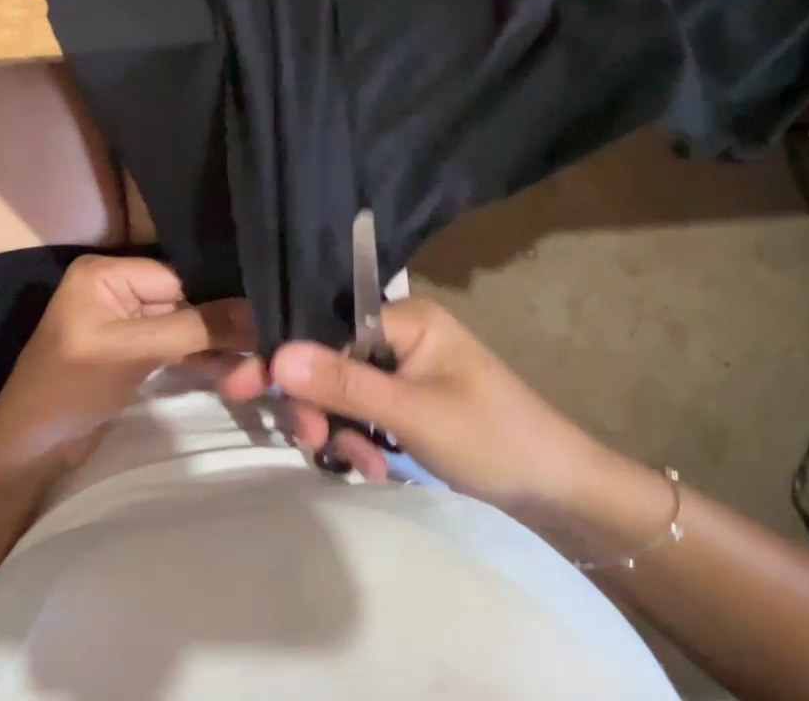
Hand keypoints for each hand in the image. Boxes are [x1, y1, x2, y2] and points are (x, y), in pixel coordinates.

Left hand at [0, 255, 245, 468]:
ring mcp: (125, 324)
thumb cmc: (70, 387)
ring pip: (186, 329)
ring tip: (257, 376)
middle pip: (186, 303)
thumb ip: (194, 330)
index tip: (267, 320)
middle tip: (266, 358)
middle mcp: (116, 289)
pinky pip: (176, 350)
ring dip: (219, 352)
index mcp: (105, 273)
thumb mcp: (132, 351)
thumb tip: (257, 312)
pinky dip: (202, 363)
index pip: (178, 277)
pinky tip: (236, 376)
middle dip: (224, 331)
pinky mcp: (133, 354)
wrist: (32, 448)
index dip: (220, 301)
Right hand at [218, 298, 612, 513]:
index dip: (285, 358)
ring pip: (339, 392)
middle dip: (317, 405)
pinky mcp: (404, 402)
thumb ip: (342, 383)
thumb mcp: (412, 412)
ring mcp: (401, 369)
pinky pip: (359, 412)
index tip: (248, 389)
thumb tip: (274, 355)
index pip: (323, 326)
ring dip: (340, 430)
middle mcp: (396, 334)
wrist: (560, 491)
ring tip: (363, 465)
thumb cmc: (492, 438)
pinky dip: (357, 439)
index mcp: (403, 317)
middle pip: (326, 360)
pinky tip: (373, 466)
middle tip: (316, 444)